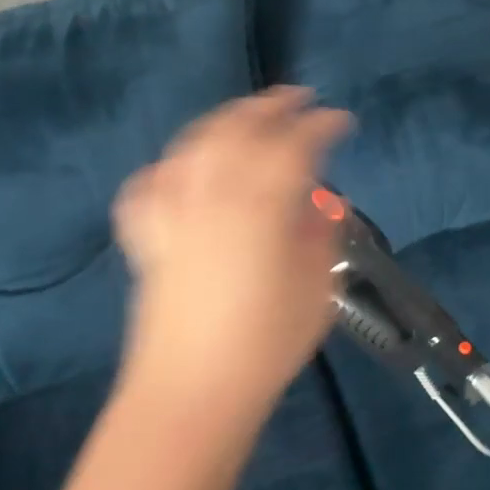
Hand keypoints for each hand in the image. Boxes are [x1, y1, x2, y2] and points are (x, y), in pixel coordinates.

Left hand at [113, 87, 352, 405]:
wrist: (192, 390)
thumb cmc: (266, 343)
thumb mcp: (317, 288)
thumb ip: (322, 234)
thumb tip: (324, 203)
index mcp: (261, 203)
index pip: (296, 144)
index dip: (322, 125)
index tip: (341, 120)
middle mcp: (213, 192)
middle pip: (240, 128)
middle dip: (271, 107)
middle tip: (297, 99)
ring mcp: (173, 210)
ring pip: (195, 143)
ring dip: (223, 121)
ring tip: (245, 118)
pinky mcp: (147, 234)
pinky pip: (151, 184)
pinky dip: (170, 168)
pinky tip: (182, 169)